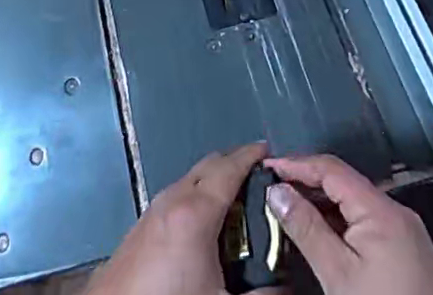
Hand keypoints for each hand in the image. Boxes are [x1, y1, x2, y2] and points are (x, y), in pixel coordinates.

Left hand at [85, 142, 275, 294]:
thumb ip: (265, 293)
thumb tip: (288, 282)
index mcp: (195, 212)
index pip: (228, 168)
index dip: (252, 156)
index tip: (272, 152)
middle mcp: (172, 198)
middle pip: (209, 166)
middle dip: (236, 165)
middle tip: (265, 181)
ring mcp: (154, 208)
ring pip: (192, 180)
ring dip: (217, 182)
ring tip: (243, 205)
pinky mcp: (144, 223)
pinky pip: (178, 196)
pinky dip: (199, 196)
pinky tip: (211, 225)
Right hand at [264, 155, 432, 294]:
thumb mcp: (338, 275)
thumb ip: (306, 228)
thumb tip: (276, 191)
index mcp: (381, 211)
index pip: (330, 169)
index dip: (294, 164)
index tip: (265, 168)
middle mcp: (396, 212)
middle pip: (343, 182)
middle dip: (305, 182)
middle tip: (272, 189)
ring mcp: (405, 232)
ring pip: (353, 201)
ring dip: (320, 201)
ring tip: (288, 208)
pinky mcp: (407, 251)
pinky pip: (365, 220)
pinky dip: (338, 220)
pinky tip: (318, 231)